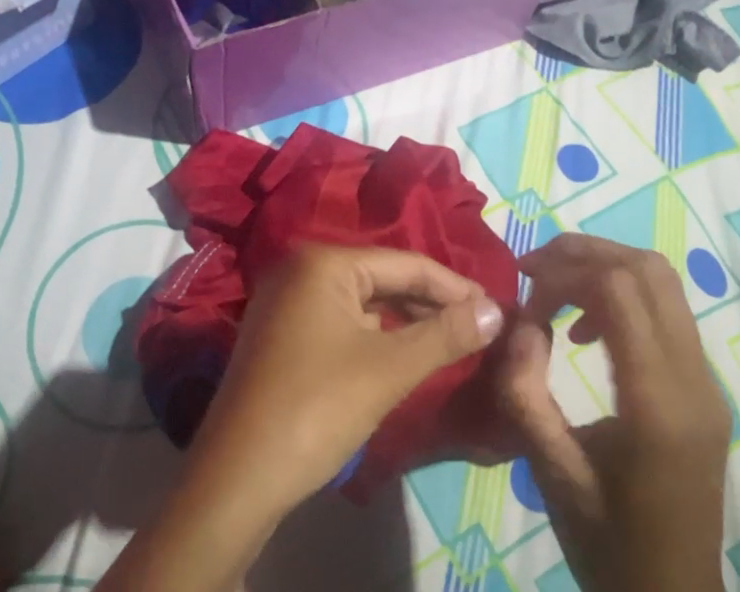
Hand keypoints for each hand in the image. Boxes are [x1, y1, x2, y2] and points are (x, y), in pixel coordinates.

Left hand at [192, 243, 506, 509]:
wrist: (239, 477)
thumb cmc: (318, 408)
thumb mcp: (390, 369)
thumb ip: (446, 335)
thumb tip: (497, 310)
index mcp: (323, 262)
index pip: (407, 263)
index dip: (457, 287)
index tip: (499, 311)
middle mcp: (301, 270)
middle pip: (385, 279)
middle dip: (433, 304)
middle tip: (482, 331)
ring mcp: (286, 303)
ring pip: (364, 303)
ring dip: (407, 322)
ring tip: (453, 345)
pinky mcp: (282, 335)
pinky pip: (342, 323)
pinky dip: (378, 336)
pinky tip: (406, 357)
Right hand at [498, 234, 731, 591]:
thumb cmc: (606, 542)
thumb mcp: (549, 470)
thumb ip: (524, 391)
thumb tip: (517, 321)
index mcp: (658, 403)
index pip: (620, 291)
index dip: (565, 270)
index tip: (522, 283)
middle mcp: (695, 380)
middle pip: (650, 271)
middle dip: (586, 253)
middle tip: (534, 269)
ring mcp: (708, 383)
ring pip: (665, 285)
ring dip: (606, 270)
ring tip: (555, 292)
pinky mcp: (705, 390)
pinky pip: (669, 315)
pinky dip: (624, 298)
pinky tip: (588, 332)